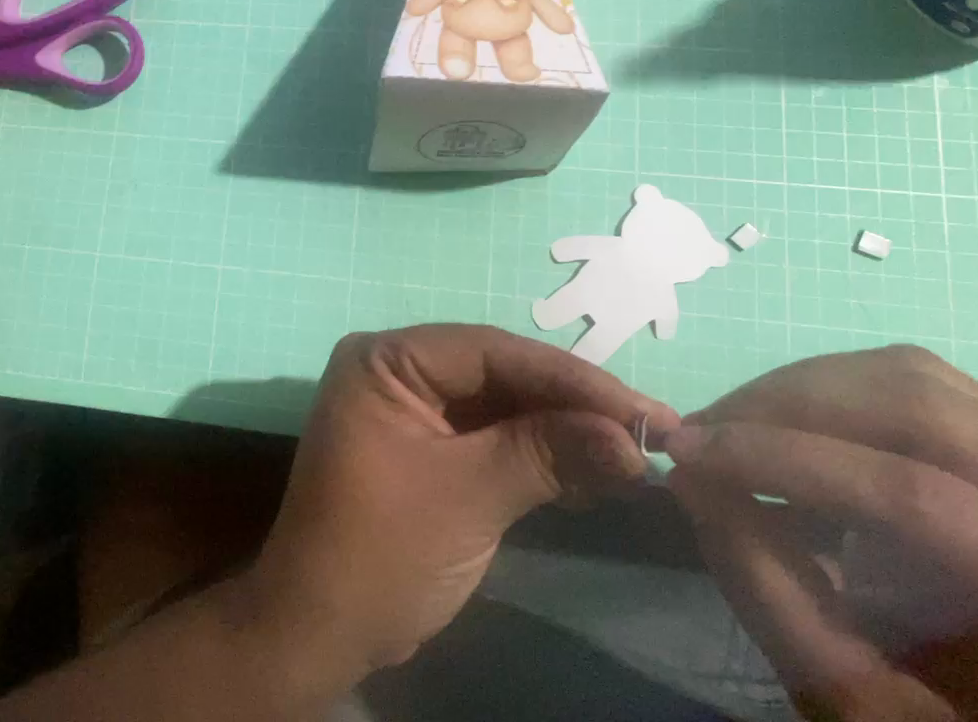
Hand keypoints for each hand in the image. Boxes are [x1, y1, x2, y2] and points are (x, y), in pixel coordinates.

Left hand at [243, 325, 675, 682]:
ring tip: (636, 458)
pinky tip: (590, 475)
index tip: (646, 410)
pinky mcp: (423, 449)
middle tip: (654, 433)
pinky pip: (489, 437)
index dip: (572, 378)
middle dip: (572, 405)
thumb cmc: (383, 551)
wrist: (322, 627)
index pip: (490, 350)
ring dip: (562, 432)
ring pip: (500, 406)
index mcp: (384, 360)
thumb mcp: (470, 494)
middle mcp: (393, 372)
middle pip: (499, 374)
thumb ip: (549, 453)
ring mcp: (407, 411)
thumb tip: (636, 438)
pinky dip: (538, 456)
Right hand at [666, 346, 977, 720]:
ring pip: (920, 379)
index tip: (681, 452)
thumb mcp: (862, 705)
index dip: (781, 461)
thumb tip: (694, 482)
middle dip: (785, 405)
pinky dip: (839, 391)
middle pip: (920, 408)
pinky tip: (793, 429)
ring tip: (737, 425)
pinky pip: (929, 390)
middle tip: (702, 431)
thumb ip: (771, 596)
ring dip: (806, 388)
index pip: (913, 493)